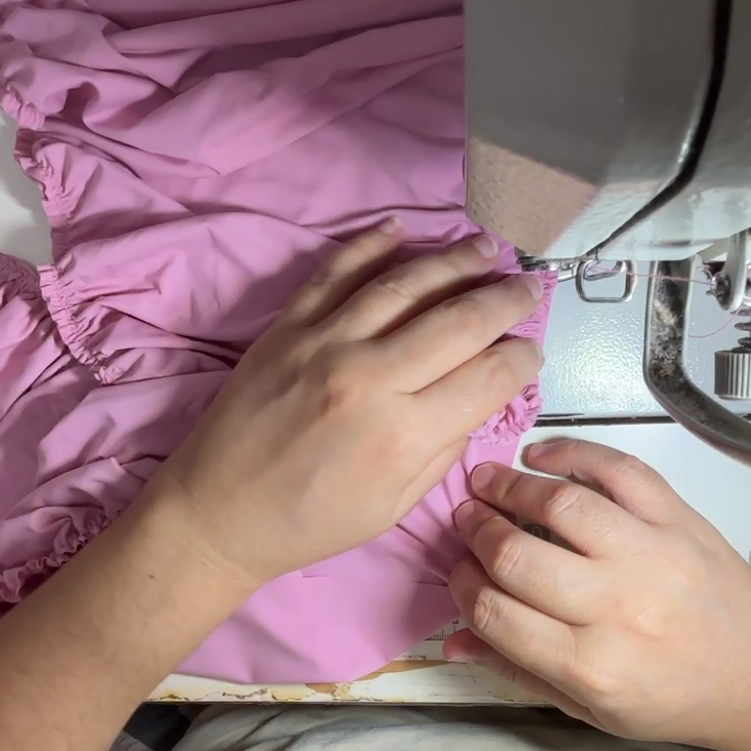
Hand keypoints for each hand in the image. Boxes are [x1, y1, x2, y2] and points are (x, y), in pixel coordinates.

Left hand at [148, 222, 542, 586]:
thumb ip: (443, 447)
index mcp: (404, 436)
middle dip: (506, 298)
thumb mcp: (393, 506)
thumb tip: (479, 395)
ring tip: (487, 247)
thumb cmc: (310, 522)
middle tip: (530, 285)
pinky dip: (372, 244)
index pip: (488, 377)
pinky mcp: (287, 327)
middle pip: (460, 320)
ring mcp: (325, 344)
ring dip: (455, 260)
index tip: (531, 350)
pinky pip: (338, 271)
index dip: (521, 359)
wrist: (219, 513)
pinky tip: (403, 229)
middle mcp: (370, 379)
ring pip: (406, 284)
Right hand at [443, 438, 750, 750]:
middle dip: (477, 532)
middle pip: (518, 556)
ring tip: (486, 481)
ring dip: (510, 486)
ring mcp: (653, 556)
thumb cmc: (671, 698)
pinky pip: (620, 469)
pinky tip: (541, 456)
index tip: (459, 570)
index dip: (462, 584)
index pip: (496, 612)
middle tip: (465, 520)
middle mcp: (619, 609)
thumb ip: (518, 670)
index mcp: (591, 666)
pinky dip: (574, 452)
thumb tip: (451, 641)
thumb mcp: (589, 708)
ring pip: (561, 505)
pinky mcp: (680, 519)